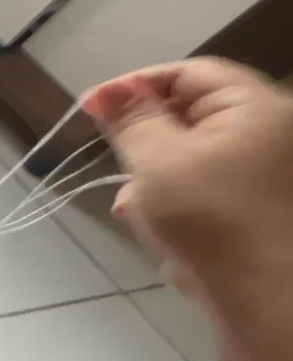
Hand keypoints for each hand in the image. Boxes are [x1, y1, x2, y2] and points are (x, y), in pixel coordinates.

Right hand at [81, 58, 292, 313]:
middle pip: (192, 111)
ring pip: (192, 148)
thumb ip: (131, 121)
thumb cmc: (208, 215)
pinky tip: (148, 215)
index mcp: (258, 109)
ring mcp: (265, 167)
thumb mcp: (155, 161)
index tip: (89, 108)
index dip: (136, 84)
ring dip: (150, 167)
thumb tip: (110, 92)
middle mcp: (271, 130)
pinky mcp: (254, 199)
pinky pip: (204, 178)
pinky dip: (170, 190)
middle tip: (106, 154)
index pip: (191, 73)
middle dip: (142, 132)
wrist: (264, 287)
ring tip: (129, 200)